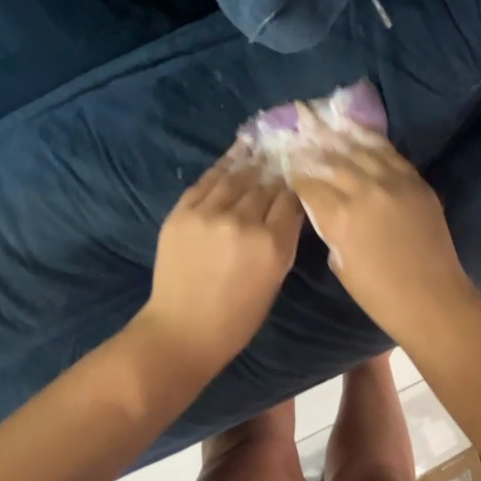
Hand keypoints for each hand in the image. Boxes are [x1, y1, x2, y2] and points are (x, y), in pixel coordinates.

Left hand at [139, 150, 303, 371]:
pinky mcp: (182, 212)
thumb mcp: (274, 280)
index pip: (292, 200)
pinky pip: (206, 181)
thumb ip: (282, 242)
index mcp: (273, 245)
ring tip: (260, 149)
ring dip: (250, 164)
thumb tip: (286, 208)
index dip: (296, 188)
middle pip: (266, 185)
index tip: (299, 181)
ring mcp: (209, 214)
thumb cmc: (237, 317)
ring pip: (237, 177)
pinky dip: (222, 169)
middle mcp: (244, 223)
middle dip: (275, 175)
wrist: (183, 330)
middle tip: (280, 163)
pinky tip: (234, 157)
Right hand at [288, 133, 480, 343]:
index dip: (295, 175)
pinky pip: (389, 153)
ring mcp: (393, 182)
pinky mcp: (416, 182)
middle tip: (299, 136)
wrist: (431, 298)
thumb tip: (325, 206)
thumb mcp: (339, 262)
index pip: (308, 184)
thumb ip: (330, 227)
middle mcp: (364, 190)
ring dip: (338, 137)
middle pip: (331, 160)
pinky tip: (358, 132)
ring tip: (322, 124)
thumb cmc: (378, 294)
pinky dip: (371, 141)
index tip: (287, 168)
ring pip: (359, 149)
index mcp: (339, 216)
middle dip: (312, 150)